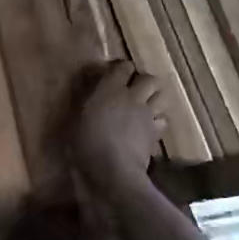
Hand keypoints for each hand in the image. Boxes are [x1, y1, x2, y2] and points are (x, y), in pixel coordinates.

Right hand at [73, 61, 166, 190]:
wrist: (112, 173)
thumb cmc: (86, 143)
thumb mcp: (75, 119)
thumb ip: (87, 101)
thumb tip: (90, 92)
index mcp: (110, 88)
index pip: (123, 66)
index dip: (121, 68)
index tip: (114, 74)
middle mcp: (132, 97)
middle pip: (150, 78)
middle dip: (144, 81)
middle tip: (134, 88)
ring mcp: (147, 115)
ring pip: (162, 95)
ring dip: (156, 97)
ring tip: (146, 104)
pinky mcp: (155, 133)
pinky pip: (163, 119)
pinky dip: (158, 120)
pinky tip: (150, 126)